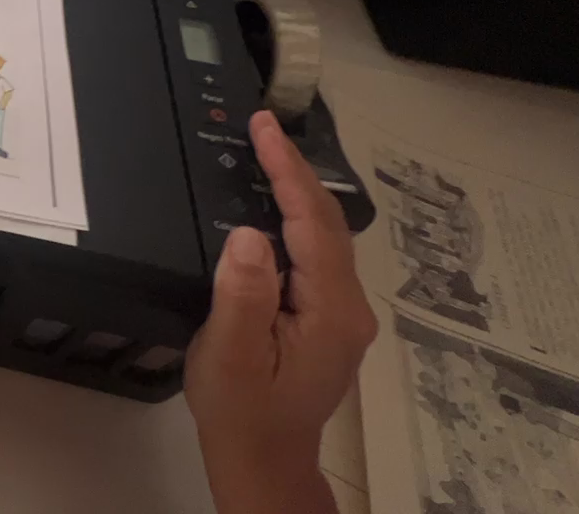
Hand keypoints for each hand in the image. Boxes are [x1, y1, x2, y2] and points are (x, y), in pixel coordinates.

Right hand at [185, 110, 376, 512]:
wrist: (262, 453)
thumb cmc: (241, 404)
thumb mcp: (232, 350)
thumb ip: (244, 292)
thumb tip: (250, 234)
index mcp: (328, 309)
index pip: (313, 223)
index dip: (288, 170)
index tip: (264, 128)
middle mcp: (346, 305)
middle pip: (327, 221)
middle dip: (295, 168)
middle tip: (261, 125)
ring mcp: (340, 311)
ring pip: (324, 233)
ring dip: (297, 187)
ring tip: (265, 149)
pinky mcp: (325, 315)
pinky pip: (314, 249)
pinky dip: (295, 213)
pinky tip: (275, 201)